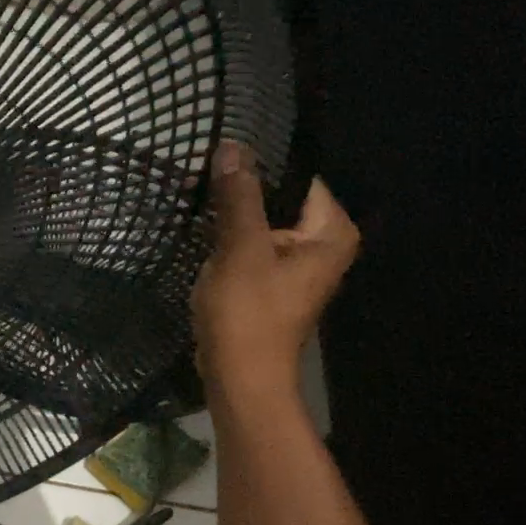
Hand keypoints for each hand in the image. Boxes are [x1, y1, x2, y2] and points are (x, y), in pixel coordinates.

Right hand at [192, 142, 359, 395]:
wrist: (241, 378)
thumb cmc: (248, 313)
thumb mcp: (240, 249)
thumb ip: (238, 197)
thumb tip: (232, 146)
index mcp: (331, 232)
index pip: (297, 181)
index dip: (257, 171)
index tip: (216, 163)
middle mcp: (323, 247)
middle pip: (278, 204)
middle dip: (238, 200)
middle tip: (197, 189)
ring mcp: (297, 271)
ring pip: (260, 231)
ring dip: (229, 227)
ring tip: (195, 216)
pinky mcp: (271, 290)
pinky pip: (251, 256)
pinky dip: (228, 252)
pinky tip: (202, 251)